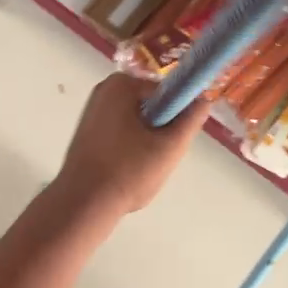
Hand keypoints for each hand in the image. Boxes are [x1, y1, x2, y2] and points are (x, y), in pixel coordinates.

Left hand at [53, 74, 210, 214]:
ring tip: (139, 166)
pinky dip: (129, 148)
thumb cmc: (128, 172)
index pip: (167, 93)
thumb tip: (204, 99)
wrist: (83, 204)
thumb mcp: (170, 147)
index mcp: (121, 84)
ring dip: (146, 142)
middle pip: (152, 106)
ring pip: (138, 122)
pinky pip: (121, 132)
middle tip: (156, 158)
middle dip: (160, 130)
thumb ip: (191, 119)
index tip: (170, 143)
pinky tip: (125, 168)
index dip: (175, 118)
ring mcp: (92, 110)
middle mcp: (104, 89)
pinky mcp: (87, 130)